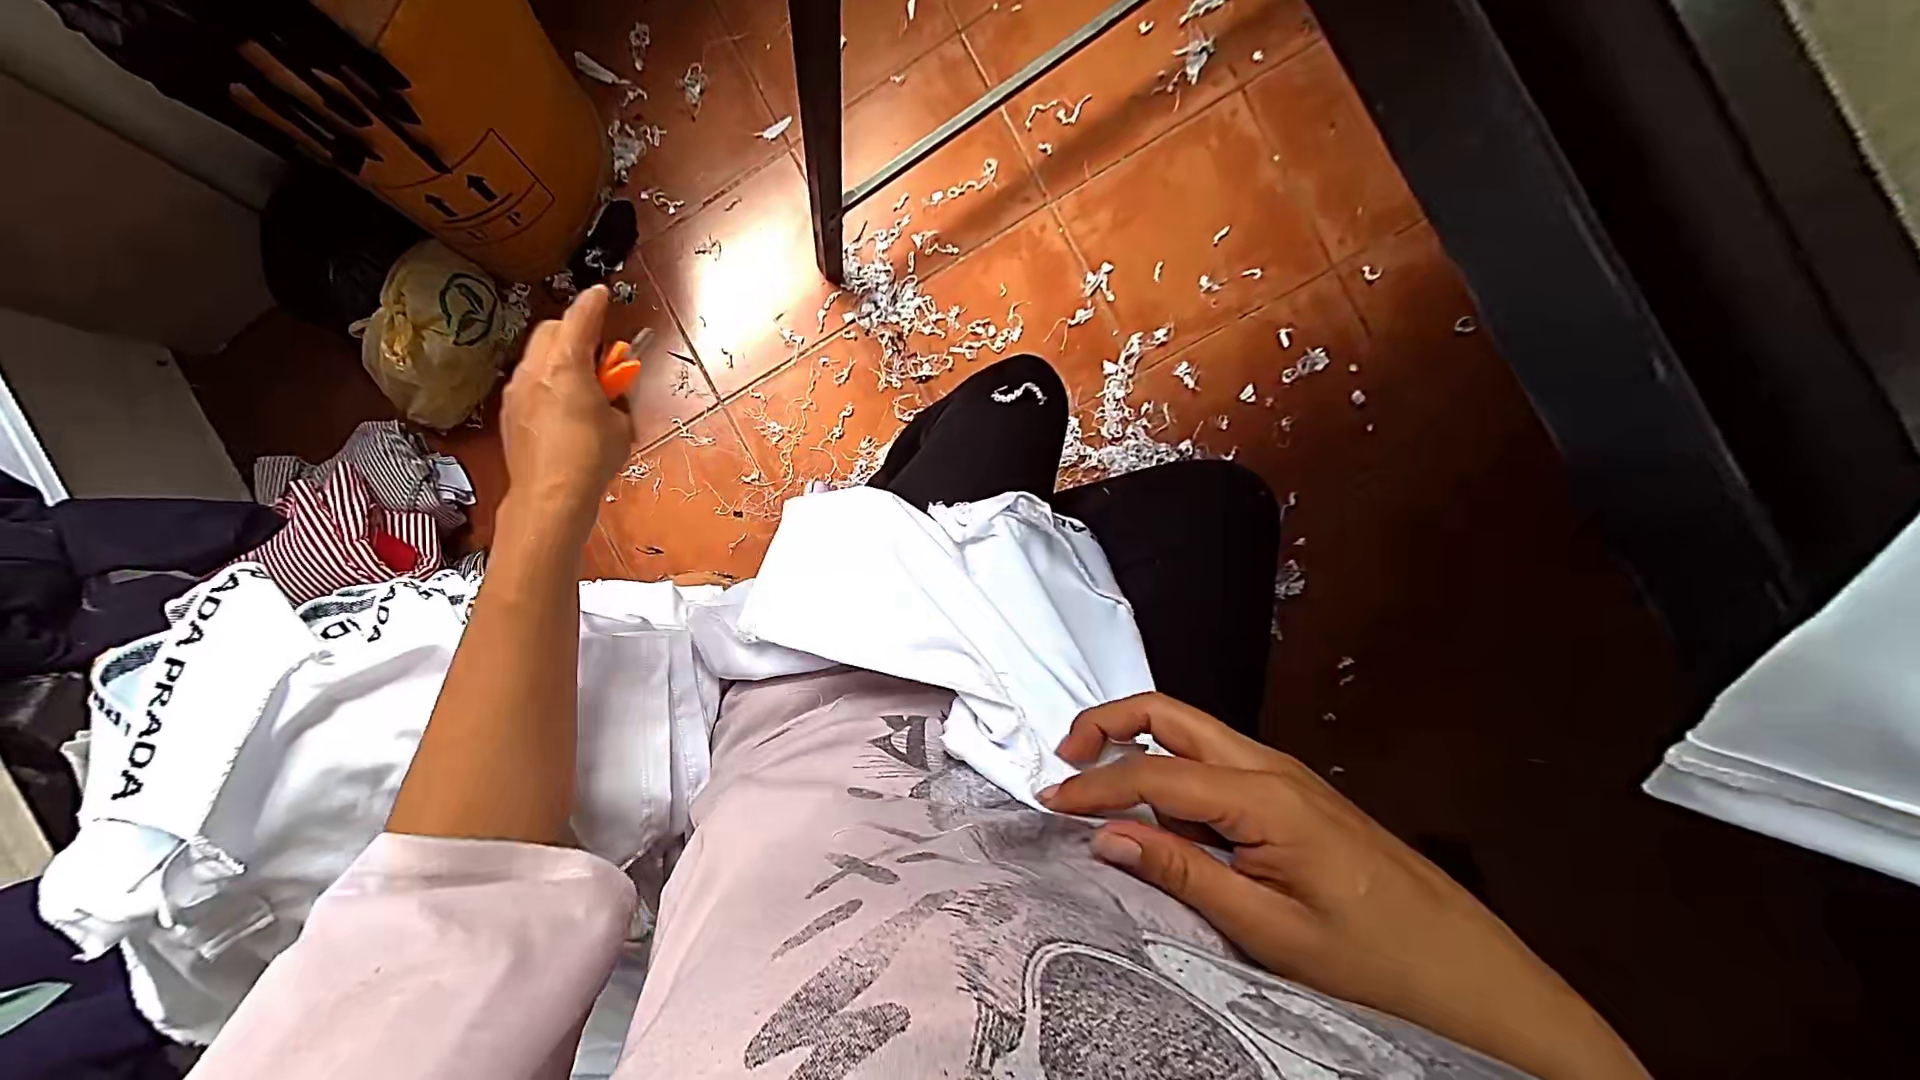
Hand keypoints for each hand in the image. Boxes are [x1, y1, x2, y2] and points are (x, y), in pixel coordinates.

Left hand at [500, 285, 633, 530]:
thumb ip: (617, 400)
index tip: (600, 292)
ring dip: (561, 358)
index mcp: (567, 367)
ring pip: (537, 356)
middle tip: (599, 352)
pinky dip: (549, 381)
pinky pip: (531, 382)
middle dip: (574, 331)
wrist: (551, 495)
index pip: (580, 320)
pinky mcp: (510, 412)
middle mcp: (535, 371)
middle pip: (551, 331)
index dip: (593, 303)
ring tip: (585, 384)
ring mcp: (517, 391)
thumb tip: (611, 393)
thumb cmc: (593, 459)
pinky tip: (565, 408)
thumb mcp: (623, 426)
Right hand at [1040, 693, 1647, 1079]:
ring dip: (1138, 741)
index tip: (1051, 799)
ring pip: (1190, 731)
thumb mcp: (1268, 930)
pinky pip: (1214, 761)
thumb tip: (1105, 835)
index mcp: (1263, 795)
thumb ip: (1180, 870)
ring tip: (1097, 776)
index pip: (1154, 774)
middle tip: (1067, 755)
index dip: (1094, 785)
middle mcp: (1269, 766)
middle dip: (1110, 722)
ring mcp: (1282, 773)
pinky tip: (1159, 808)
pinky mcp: (1289, 792)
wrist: (1480, 981)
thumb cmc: (1378, 962)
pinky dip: (1171, 768)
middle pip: (1171, 715)